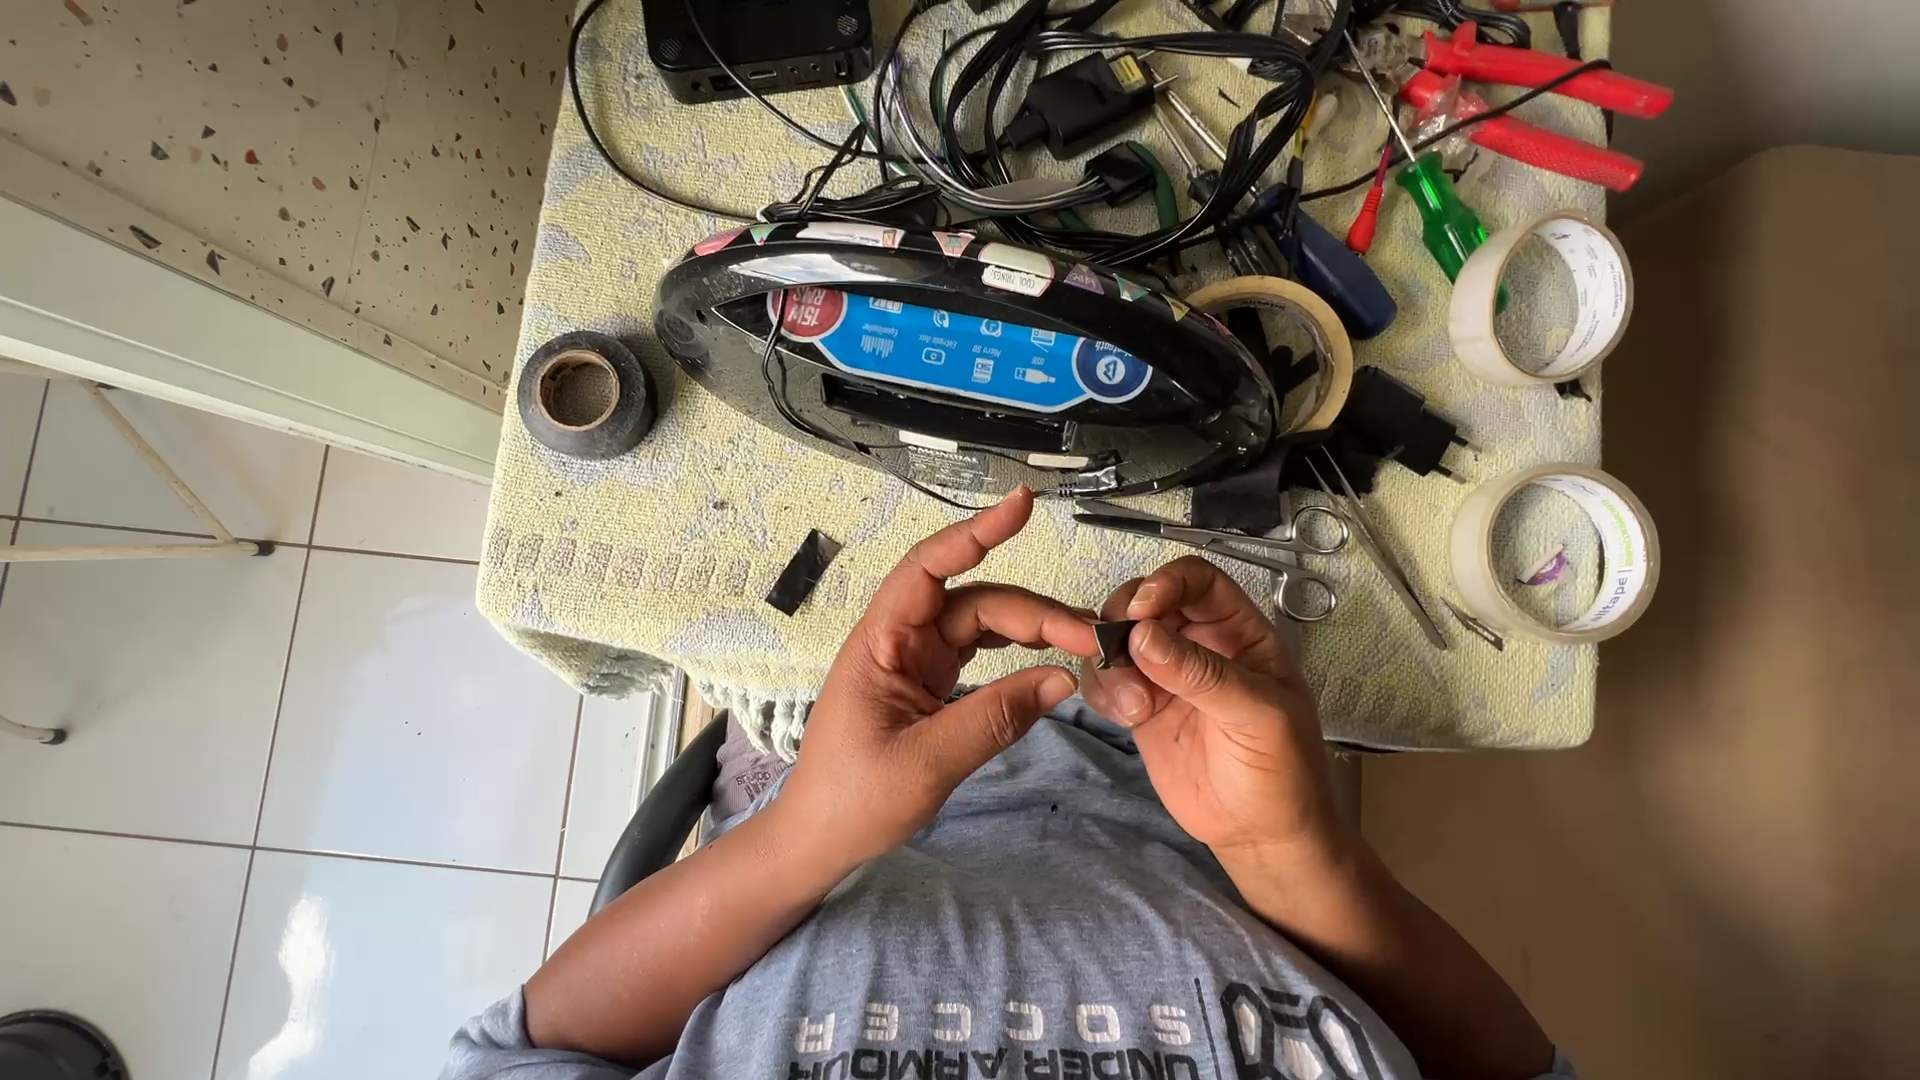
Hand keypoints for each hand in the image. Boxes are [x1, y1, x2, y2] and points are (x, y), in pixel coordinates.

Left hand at [776, 487, 1098, 864]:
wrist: (820, 839)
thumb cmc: (853, 800)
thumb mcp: (926, 763)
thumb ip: (994, 719)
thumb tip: (1064, 679)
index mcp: (882, 641)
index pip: (928, 568)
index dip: (975, 531)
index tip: (1022, 505)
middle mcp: (900, 637)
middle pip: (974, 600)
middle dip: (1033, 610)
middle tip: (1091, 637)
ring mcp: (917, 657)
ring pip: (983, 622)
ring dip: (1031, 626)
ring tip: (1083, 641)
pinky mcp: (931, 679)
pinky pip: (981, 651)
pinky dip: (1017, 651)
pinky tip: (1049, 657)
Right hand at [1079, 556, 1348, 863]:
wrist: (1260, 836)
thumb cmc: (1282, 771)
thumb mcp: (1257, 716)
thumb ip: (1202, 673)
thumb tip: (1142, 635)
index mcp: (1238, 631)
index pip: (1198, 581)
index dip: (1166, 583)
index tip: (1140, 611)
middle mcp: (1197, 643)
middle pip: (1145, 601)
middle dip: (1124, 622)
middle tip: (1118, 654)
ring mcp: (1164, 674)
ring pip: (1116, 639)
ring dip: (1110, 663)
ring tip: (1133, 708)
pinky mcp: (1140, 705)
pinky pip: (1105, 679)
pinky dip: (1102, 690)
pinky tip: (1125, 719)